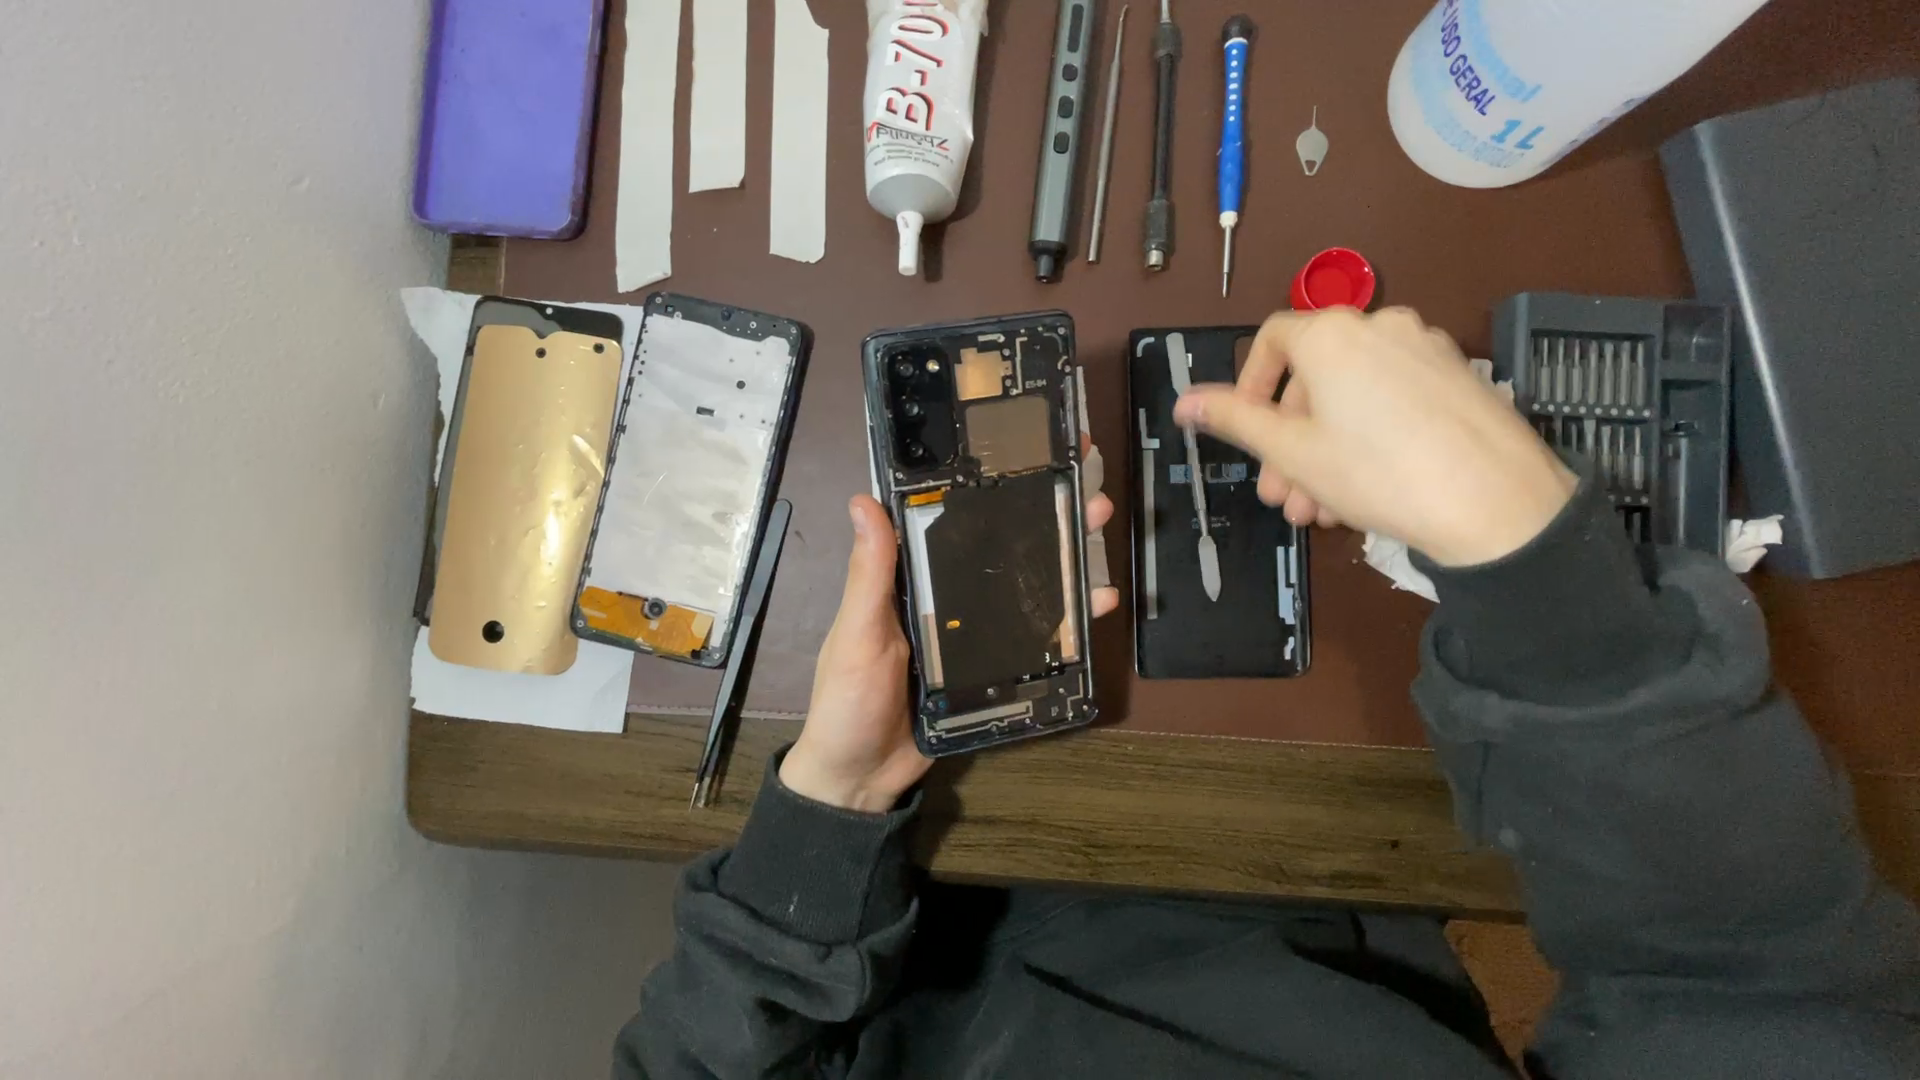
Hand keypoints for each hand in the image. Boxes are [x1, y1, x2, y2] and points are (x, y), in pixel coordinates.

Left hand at [782, 481, 1118, 812]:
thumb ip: (868, 576)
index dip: (979, 487)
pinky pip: (1031, 636)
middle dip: (1037, 514)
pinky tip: (1095, 602)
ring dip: (1059, 555)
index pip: (943, 521)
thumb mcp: (858, 635)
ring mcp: (969, 631)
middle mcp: (941, 595)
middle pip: (995, 547)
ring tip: (1095, 525)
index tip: (1017, 454)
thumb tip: (862, 500)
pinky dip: (1064, 619)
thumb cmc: (848, 702)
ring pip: (1021, 584)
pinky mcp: (990, 666)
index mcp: (905, 579)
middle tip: (1079, 486)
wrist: (862, 779)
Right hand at [1173, 308, 1575, 566]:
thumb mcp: (1289, 450)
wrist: (1494, 505)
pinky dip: (1364, 439)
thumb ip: (1233, 418)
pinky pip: (1390, 402)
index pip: (1271, 339)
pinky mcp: (1457, 380)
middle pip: (1311, 379)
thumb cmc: (1374, 471)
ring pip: (1349, 398)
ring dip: (1320, 451)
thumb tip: (1183, 400)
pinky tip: (1361, 493)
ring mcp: (1426, 351)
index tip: (1246, 431)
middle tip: (1279, 494)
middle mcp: (1380, 328)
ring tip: (1317, 508)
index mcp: (1332, 335)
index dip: (1248, 385)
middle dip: (1285, 441)